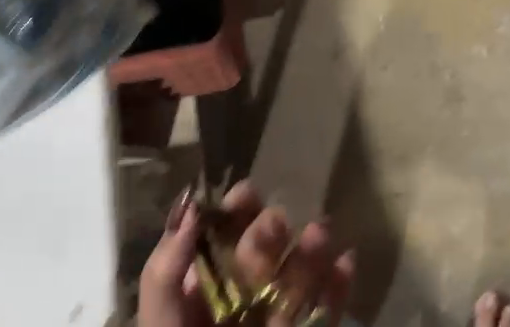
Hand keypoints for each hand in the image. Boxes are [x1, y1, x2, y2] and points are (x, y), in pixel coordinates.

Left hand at [139, 181, 355, 326]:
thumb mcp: (163, 326)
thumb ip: (165, 272)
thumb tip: (190, 205)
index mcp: (196, 300)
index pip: (215, 245)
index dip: (230, 215)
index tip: (247, 195)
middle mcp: (237, 309)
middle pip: (258, 261)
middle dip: (270, 235)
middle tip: (277, 222)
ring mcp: (274, 326)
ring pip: (295, 285)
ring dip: (310, 255)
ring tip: (321, 230)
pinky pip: (324, 318)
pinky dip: (337, 292)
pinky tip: (346, 263)